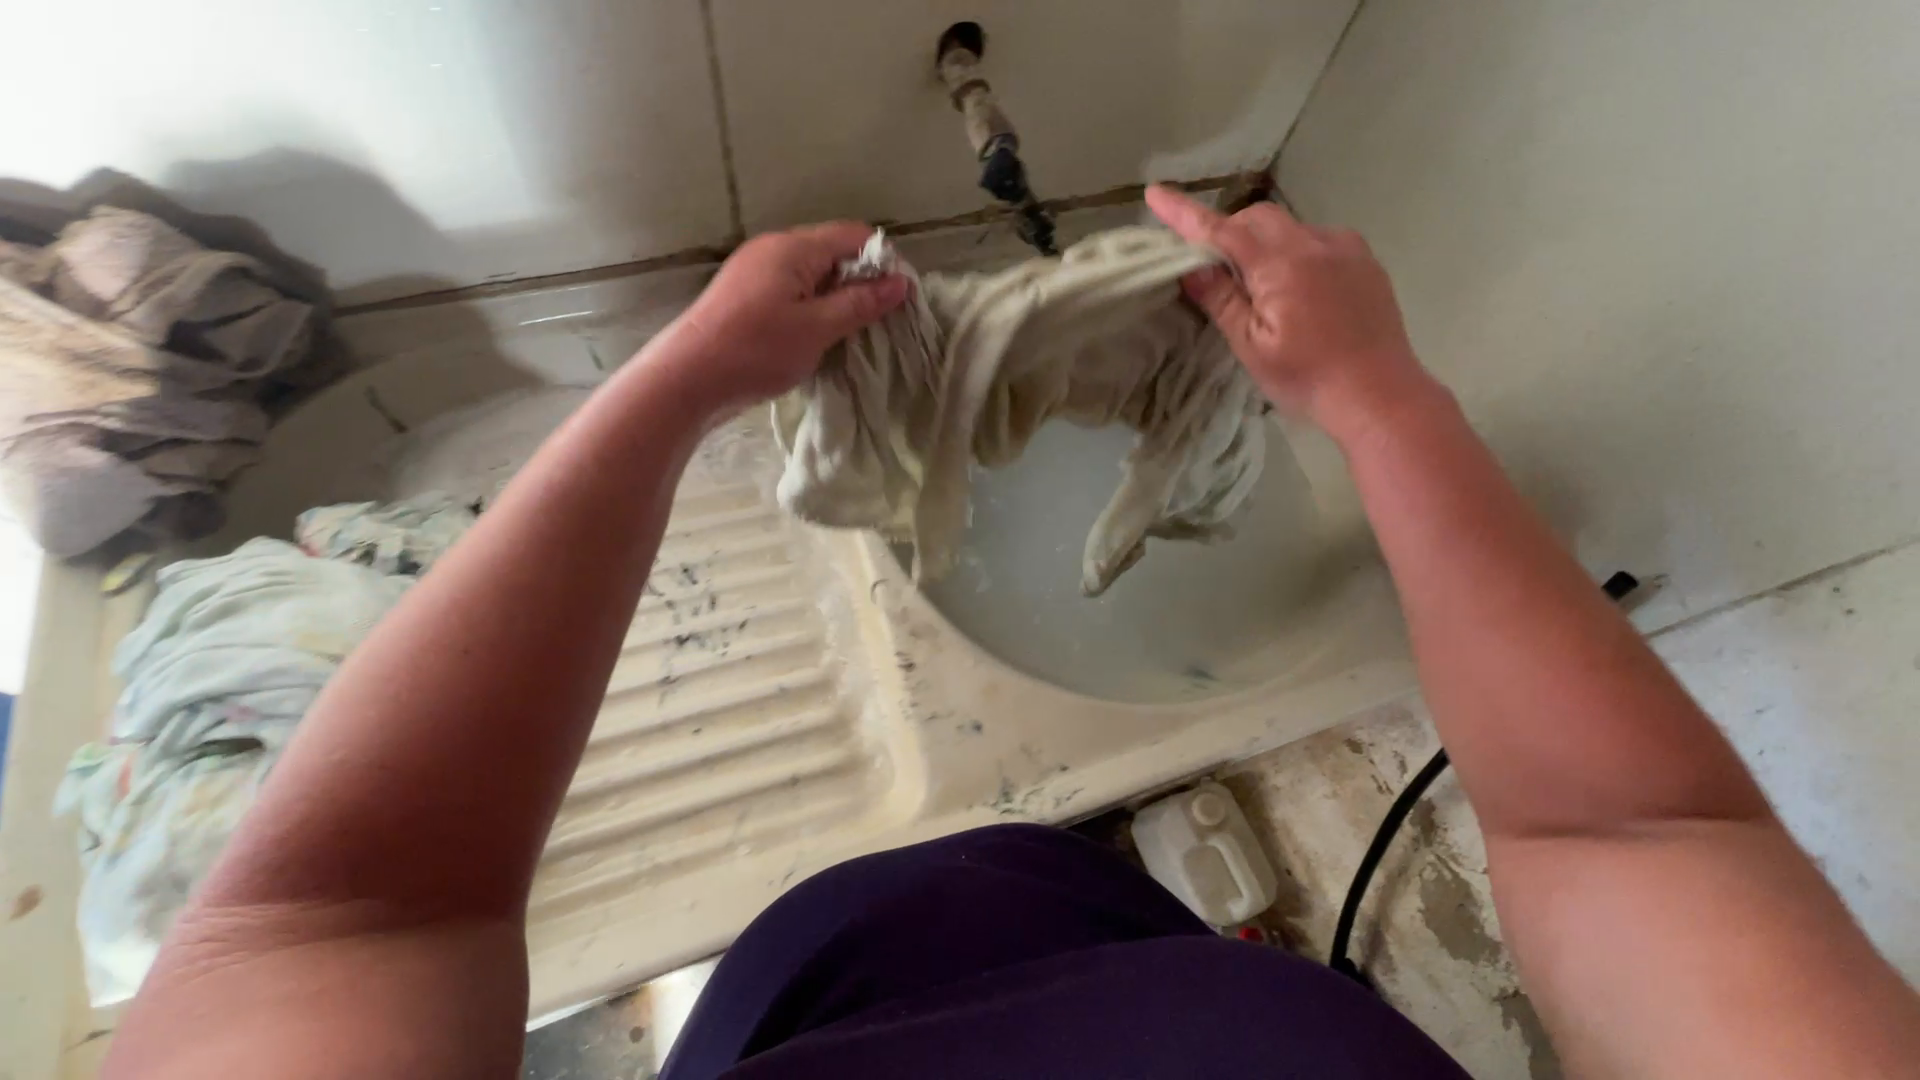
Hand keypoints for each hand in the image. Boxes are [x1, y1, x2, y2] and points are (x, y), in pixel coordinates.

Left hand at [656, 222, 909, 410]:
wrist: (688, 378)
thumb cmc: (756, 351)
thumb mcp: (817, 329)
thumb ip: (860, 304)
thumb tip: (900, 283)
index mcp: (792, 247)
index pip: (853, 236)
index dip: (882, 262)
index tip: (900, 298)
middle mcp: (773, 248)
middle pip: (833, 251)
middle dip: (861, 280)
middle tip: (880, 319)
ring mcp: (756, 271)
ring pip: (812, 272)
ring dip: (837, 296)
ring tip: (853, 331)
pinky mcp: (746, 295)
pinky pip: (793, 289)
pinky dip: (814, 306)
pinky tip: (819, 335)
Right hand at [1146, 185, 1436, 436]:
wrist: (1378, 393)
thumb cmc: (1307, 377)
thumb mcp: (1252, 347)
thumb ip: (1222, 301)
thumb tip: (1191, 268)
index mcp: (1281, 265)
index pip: (1221, 231)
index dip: (1185, 213)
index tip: (1155, 194)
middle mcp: (1315, 243)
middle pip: (1259, 217)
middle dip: (1230, 232)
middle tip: (1215, 270)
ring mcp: (1346, 248)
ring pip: (1290, 227)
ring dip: (1265, 244)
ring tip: (1262, 289)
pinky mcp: (1365, 261)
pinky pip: (1319, 240)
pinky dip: (1296, 253)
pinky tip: (1300, 291)